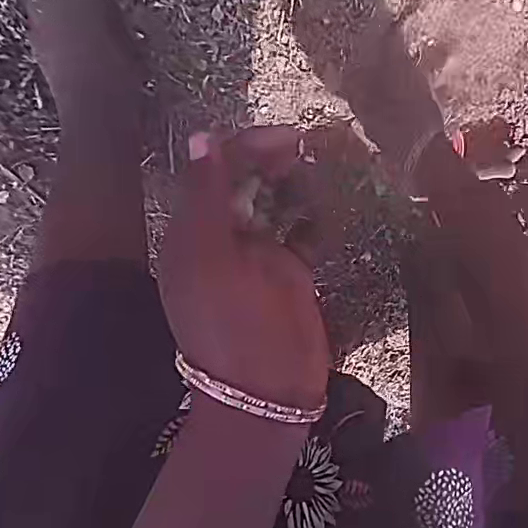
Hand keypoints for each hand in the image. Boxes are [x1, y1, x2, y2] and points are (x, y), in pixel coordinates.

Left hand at [158, 126, 329, 411]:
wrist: (267, 392)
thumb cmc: (235, 327)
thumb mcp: (212, 259)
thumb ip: (208, 197)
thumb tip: (202, 135)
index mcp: (195, 232)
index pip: (216, 170)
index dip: (247, 146)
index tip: (289, 137)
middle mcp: (225, 238)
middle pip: (247, 182)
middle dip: (275, 160)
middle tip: (313, 149)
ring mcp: (259, 256)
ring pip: (276, 204)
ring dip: (296, 184)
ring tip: (326, 168)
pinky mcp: (289, 273)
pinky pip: (300, 232)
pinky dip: (314, 217)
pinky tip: (331, 206)